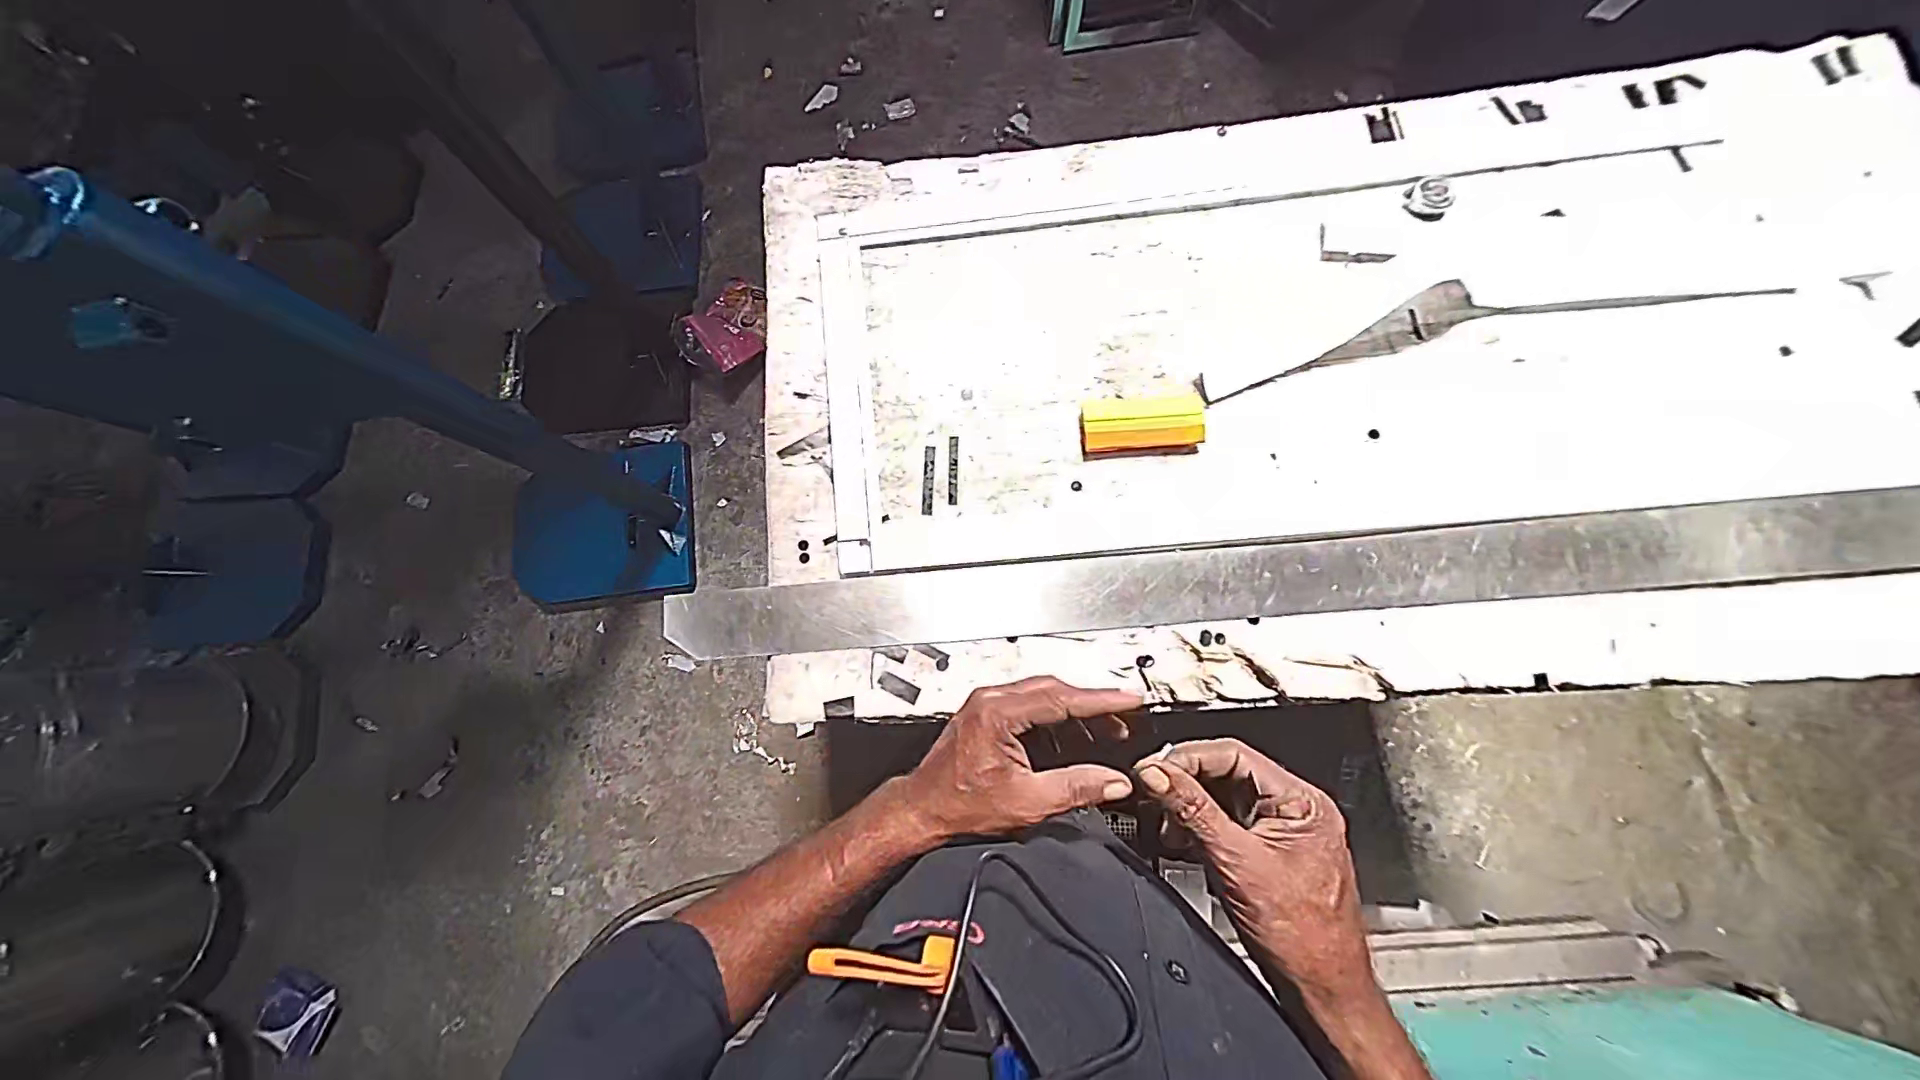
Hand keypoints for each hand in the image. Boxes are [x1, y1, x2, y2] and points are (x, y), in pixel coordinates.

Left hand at [897, 677, 1142, 840]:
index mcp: (998, 713)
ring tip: (1104, 730)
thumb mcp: (1027, 802)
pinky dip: (1055, 716)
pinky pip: (1029, 704)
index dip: (1101, 701)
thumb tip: (1112, 782)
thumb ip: (1076, 788)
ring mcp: (986, 703)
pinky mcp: (986, 713)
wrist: (923, 810)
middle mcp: (990, 700)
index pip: (1061, 698)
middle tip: (1123, 717)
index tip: (1129, 700)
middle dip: (1092, 704)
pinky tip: (1072, 735)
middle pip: (1054, 690)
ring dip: (1074, 710)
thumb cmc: (959, 805)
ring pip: (1042, 694)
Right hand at [1134, 740, 1372, 997]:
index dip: (1188, 758)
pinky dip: (1198, 826)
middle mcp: (1294, 809)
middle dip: (1185, 783)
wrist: (1323, 993)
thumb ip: (1192, 810)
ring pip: (1221, 796)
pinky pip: (1224, 821)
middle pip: (1225, 772)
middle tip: (1154, 792)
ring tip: (1167, 823)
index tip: (1154, 768)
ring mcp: (1280, 830)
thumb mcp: (1236, 862)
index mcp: (1301, 802)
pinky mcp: (1266, 849)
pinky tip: (1183, 839)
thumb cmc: (1304, 939)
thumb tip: (1157, 773)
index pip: (1233, 754)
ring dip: (1188, 806)